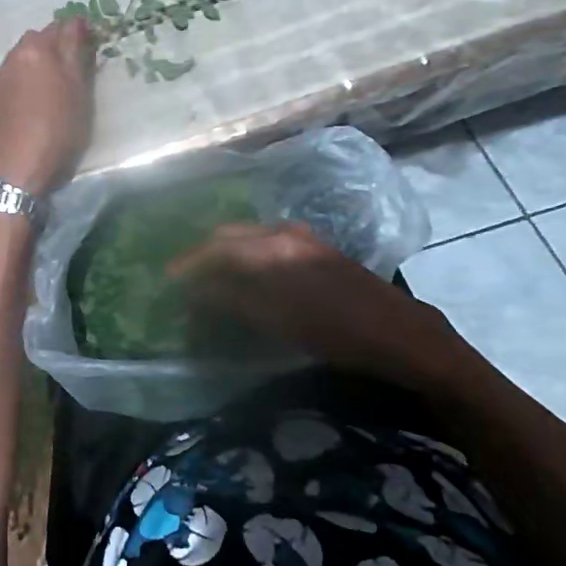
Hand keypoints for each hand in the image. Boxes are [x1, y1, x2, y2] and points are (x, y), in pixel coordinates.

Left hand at [0, 17, 94, 193]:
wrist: (26, 157)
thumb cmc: (61, 121)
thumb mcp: (78, 85)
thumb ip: (75, 49)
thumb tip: (76, 21)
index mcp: (37, 48)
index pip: (60, 25)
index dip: (76, 32)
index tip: (88, 44)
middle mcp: (15, 54)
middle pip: (37, 39)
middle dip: (54, 46)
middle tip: (71, 67)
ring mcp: (2, 74)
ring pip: (23, 57)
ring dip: (38, 62)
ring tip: (53, 84)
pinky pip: (14, 75)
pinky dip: (26, 78)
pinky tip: (36, 98)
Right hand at [167, 222, 464, 379]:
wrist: (398, 332)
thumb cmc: (335, 331)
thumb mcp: (277, 321)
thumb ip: (232, 300)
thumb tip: (195, 289)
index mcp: (272, 247)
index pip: (217, 247)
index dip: (189, 264)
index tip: (167, 279)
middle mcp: (285, 233)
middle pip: (232, 235)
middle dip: (205, 255)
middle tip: (185, 279)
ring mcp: (303, 238)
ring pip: (251, 238)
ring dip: (227, 255)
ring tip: (210, 280)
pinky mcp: (316, 249)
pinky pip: (269, 244)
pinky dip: (248, 257)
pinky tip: (246, 277)